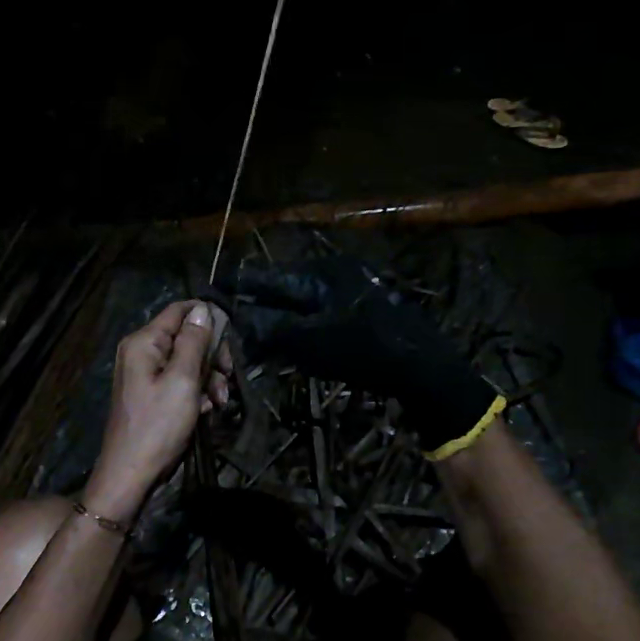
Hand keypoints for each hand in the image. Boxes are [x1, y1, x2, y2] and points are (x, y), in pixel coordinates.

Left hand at [84, 300, 231, 521]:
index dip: (208, 319)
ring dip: (208, 377)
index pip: (180, 311)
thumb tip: (202, 308)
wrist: (132, 474)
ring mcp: (145, 374)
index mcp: (143, 342)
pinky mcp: (152, 395)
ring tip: (219, 400)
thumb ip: (193, 342)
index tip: (231, 340)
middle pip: (186, 337)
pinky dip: (196, 392)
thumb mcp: (182, 381)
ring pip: (187, 362)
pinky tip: (208, 409)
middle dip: (211, 355)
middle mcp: (141, 352)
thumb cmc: (158, 426)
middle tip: (227, 376)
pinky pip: (180, 382)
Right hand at [220, 256, 497, 456]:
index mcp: (320, 273)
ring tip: (259, 336)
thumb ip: (273, 326)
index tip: (214, 288)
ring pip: (301, 300)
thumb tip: (239, 318)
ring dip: (280, 316)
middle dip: (259, 303)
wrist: (424, 367)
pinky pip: (319, 311)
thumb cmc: (365, 350)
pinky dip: (302, 324)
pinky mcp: (361, 308)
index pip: (269, 276)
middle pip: (285, 286)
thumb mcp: (312, 340)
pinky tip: (293, 342)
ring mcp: (351, 290)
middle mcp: (334, 273)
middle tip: (235, 319)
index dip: (241, 284)